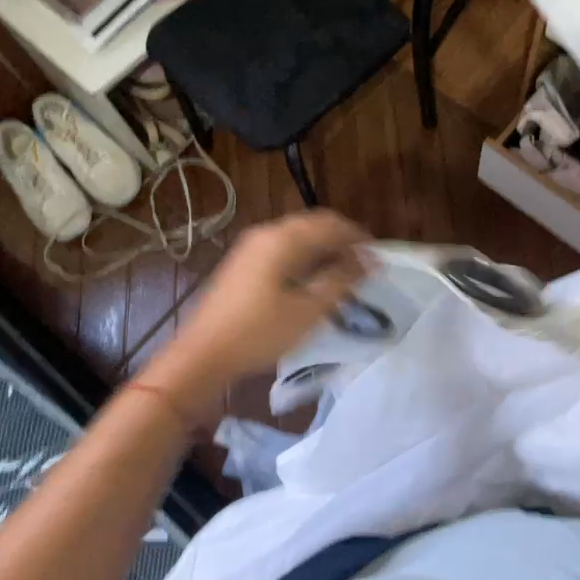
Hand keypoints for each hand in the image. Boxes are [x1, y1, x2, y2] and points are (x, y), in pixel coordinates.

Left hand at [143, 211, 370, 408]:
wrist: (202, 355)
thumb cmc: (259, 332)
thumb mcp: (308, 310)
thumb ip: (342, 280)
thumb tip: (369, 261)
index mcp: (283, 239)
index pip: (331, 224)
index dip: (358, 238)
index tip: (377, 259)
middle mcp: (267, 233)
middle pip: (314, 225)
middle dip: (341, 242)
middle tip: (362, 268)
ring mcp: (251, 246)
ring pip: (298, 237)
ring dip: (323, 250)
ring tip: (342, 276)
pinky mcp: (243, 262)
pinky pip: (283, 248)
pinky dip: (304, 257)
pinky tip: (312, 281)